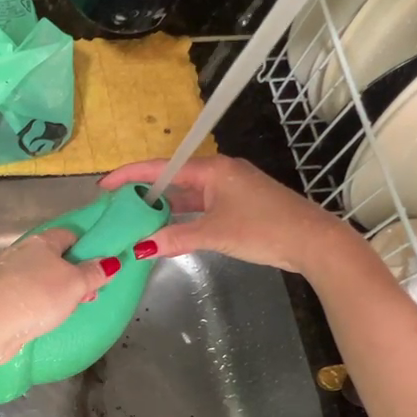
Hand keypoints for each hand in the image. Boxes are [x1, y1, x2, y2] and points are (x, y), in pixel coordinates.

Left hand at [0, 229, 119, 352]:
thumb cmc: (38, 297)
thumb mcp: (76, 284)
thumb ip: (94, 272)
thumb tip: (109, 262)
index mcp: (40, 242)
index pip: (67, 234)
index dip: (84, 247)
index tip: (97, 265)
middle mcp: (18, 252)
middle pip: (51, 258)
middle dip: (70, 274)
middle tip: (86, 294)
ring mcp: (2, 273)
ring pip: (34, 277)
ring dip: (51, 290)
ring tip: (65, 310)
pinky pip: (20, 294)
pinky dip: (32, 302)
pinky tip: (38, 317)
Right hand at [99, 157, 353, 274]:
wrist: (313, 241)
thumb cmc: (264, 229)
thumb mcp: (214, 234)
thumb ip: (175, 238)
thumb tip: (139, 248)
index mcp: (212, 169)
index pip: (161, 168)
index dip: (129, 176)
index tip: (103, 185)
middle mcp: (219, 173)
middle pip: (171, 179)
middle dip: (142, 192)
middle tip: (113, 205)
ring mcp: (229, 189)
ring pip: (186, 194)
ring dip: (162, 206)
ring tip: (132, 218)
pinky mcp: (237, 205)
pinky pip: (199, 206)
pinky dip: (180, 216)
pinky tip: (165, 229)